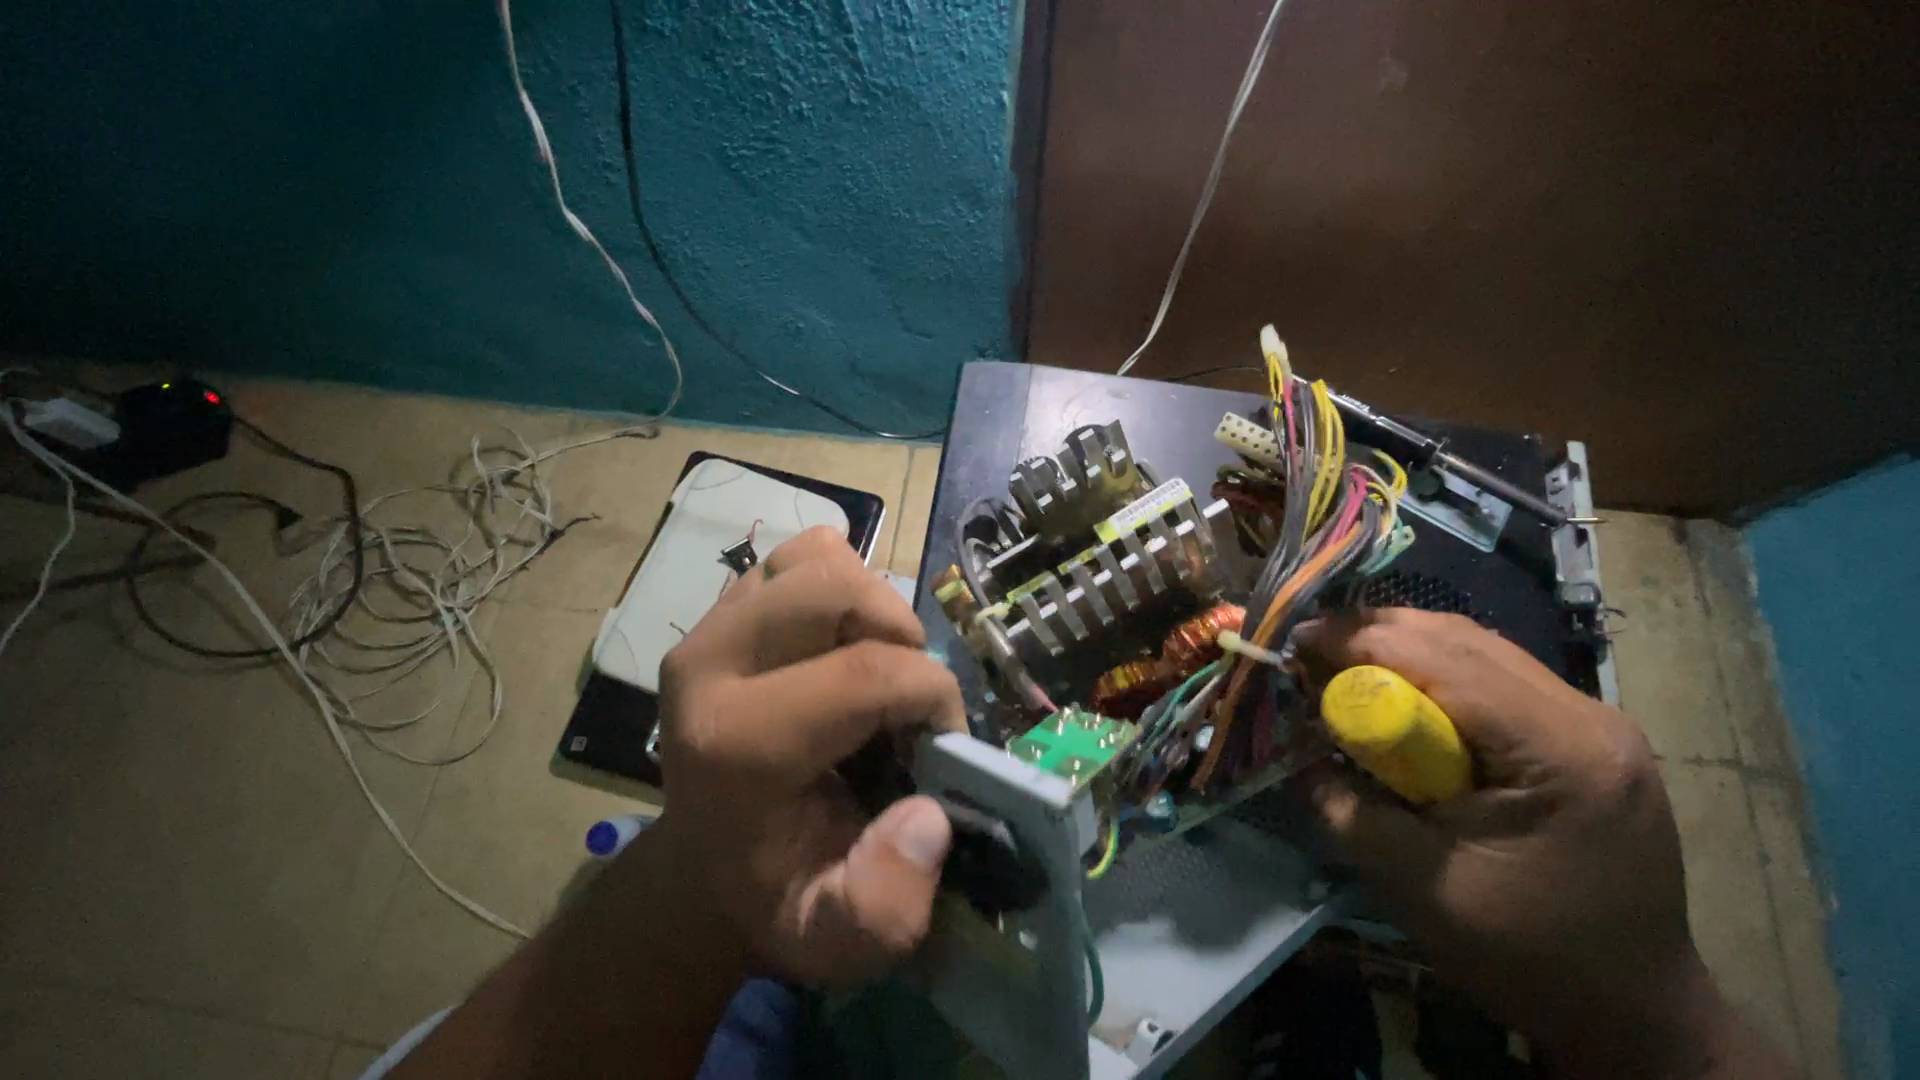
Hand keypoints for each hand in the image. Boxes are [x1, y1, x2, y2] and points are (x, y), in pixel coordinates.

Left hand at [649, 526, 966, 983]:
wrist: (706, 864)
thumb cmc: (779, 894)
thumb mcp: (837, 938)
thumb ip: (888, 900)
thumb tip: (927, 814)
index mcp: (736, 743)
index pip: (866, 673)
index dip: (932, 697)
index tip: (940, 744)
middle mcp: (709, 666)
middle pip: (838, 591)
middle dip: (904, 637)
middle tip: (908, 699)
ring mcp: (709, 626)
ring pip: (821, 561)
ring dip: (875, 607)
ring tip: (878, 669)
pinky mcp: (722, 607)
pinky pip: (802, 556)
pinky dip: (844, 585)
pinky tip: (845, 642)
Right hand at [1296, 609, 1786, 1077]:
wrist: (1633, 1013)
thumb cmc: (1525, 956)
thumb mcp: (1414, 884)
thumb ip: (1346, 807)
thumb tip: (1296, 747)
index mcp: (1562, 753)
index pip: (1447, 662)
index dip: (1363, 642)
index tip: (1296, 641)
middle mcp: (1590, 718)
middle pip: (1464, 641)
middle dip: (1377, 634)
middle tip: (1310, 648)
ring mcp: (1594, 725)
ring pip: (1480, 650)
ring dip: (1404, 648)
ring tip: (1340, 662)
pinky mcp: (1582, 738)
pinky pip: (1494, 680)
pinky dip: (1435, 674)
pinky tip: (1397, 693)